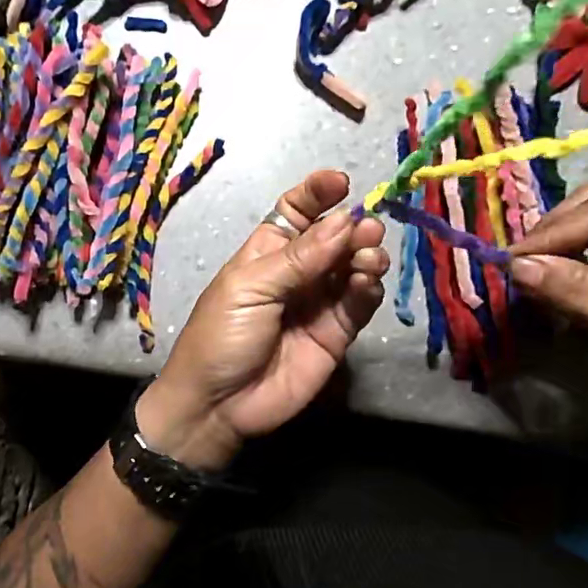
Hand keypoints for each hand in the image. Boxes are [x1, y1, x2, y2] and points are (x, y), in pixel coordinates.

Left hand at [137, 170, 388, 470]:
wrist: (218, 405)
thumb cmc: (220, 336)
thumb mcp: (250, 288)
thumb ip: (300, 258)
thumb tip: (345, 220)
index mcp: (266, 252)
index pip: (297, 211)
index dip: (318, 193)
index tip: (342, 182)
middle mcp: (297, 272)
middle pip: (334, 238)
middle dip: (352, 228)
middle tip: (366, 231)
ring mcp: (318, 302)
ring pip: (353, 268)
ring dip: (366, 257)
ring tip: (368, 259)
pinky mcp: (336, 333)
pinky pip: (360, 303)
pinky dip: (369, 290)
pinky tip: (367, 284)